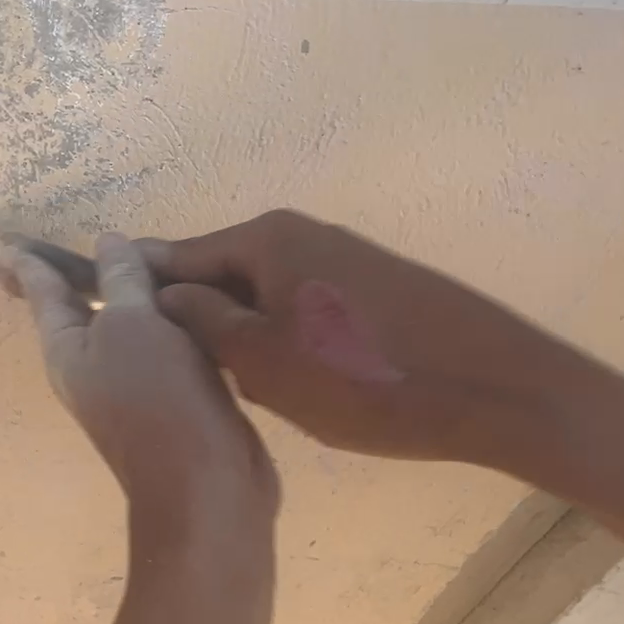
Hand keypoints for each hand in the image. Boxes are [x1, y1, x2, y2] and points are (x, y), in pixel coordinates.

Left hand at [0, 232, 276, 623]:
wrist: (204, 487)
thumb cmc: (157, 395)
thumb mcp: (135, 324)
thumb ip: (120, 279)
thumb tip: (106, 241)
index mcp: (65, 344)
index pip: (39, 287)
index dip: (20, 258)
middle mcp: (84, 360)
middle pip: (61, 303)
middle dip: (42, 273)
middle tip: (17, 247)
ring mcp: (120, 376)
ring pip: (103, 317)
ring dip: (93, 288)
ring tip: (92, 260)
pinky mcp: (158, 387)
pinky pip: (140, 333)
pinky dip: (137, 308)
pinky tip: (153, 296)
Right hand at [147, 210, 608, 468]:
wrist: (508, 392)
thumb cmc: (364, 378)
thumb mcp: (262, 360)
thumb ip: (200, 319)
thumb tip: (162, 291)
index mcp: (263, 238)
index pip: (179, 254)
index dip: (145, 286)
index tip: (116, 316)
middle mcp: (298, 232)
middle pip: (223, 272)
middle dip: (208, 319)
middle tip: (208, 374)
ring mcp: (342, 255)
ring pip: (265, 293)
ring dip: (251, 334)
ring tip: (265, 387)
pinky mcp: (376, 284)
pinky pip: (305, 303)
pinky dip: (291, 337)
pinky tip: (311, 381)